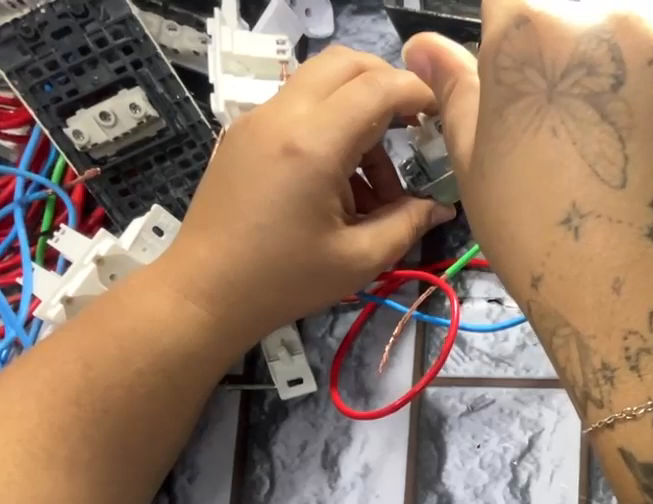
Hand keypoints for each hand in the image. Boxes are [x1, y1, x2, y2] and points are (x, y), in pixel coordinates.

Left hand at [149, 46, 455, 343]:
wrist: (208, 289)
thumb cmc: (287, 280)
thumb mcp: (360, 259)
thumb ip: (408, 224)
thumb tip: (441, 206)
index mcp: (313, 145)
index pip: (376, 88)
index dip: (417, 92)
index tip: (443, 114)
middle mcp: (283, 116)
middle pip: (345, 64)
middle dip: (388, 86)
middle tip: (416, 128)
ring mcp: (259, 120)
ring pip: (323, 85)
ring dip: (362, 117)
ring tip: (380, 187)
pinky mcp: (248, 134)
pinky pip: (302, 111)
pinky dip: (335, 131)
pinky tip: (345, 189)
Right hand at [402, 1, 652, 340]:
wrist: (638, 307)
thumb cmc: (542, 245)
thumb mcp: (481, 173)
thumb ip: (458, 96)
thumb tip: (424, 44)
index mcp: (532, 28)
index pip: (521, 10)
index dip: (529, 63)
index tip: (541, 109)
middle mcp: (610, 17)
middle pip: (594, 29)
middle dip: (590, 78)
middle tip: (592, 154)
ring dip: (644, 96)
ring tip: (638, 171)